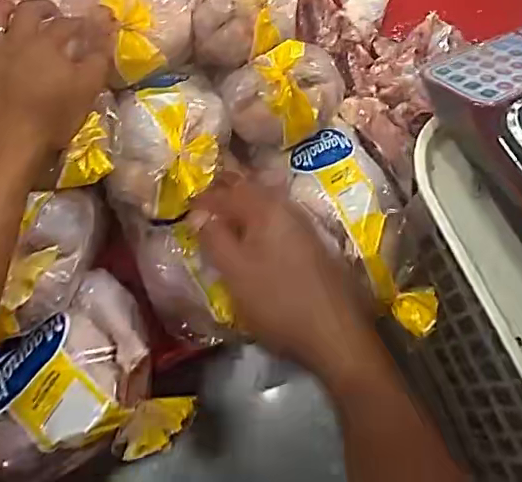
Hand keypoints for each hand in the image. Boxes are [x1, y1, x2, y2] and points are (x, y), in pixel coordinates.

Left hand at [0, 0, 112, 173]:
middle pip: (28, 9)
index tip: (88, 29)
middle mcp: (17, 38)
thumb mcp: (87, 89)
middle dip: (44, 7)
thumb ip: (98, 58)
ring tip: (15, 20)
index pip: (68, 23)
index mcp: (47, 41)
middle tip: (53, 15)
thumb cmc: (51, 119)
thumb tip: (105, 32)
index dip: (81, 23)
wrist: (6, 148)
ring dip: (6, 11)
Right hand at [191, 173, 383, 381]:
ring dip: (244, 204)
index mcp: (264, 207)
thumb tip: (198, 214)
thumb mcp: (235, 272)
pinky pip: (277, 218)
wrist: (336, 332)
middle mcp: (285, 206)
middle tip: (205, 204)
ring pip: (266, 202)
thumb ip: (214, 238)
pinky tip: (255, 235)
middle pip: (250, 189)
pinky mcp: (312, 242)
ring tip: (226, 217)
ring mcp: (302, 223)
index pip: (226, 192)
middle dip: (226, 192)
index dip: (204, 199)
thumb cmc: (277, 301)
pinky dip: (260, 219)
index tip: (186, 209)